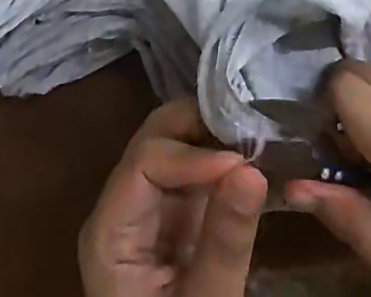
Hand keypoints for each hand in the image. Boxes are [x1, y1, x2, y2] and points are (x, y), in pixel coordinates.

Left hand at [79, 98, 267, 296]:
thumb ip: (223, 244)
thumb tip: (251, 170)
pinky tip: (255, 155)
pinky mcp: (176, 213)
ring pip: (177, 142)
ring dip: (216, 135)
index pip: (145, 160)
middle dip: (203, 126)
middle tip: (254, 129)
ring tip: (260, 136)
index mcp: (110, 229)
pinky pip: (197, 167)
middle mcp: (123, 203)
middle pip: (156, 138)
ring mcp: (149, 205)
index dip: (191, 154)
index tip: (241, 163)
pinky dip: (225, 154)